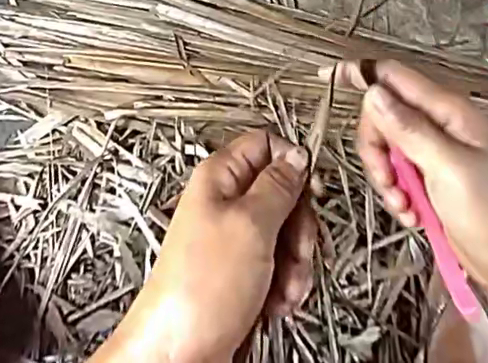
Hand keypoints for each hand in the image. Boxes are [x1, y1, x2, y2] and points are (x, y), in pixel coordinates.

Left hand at [94, 130, 315, 362]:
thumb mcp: (250, 225)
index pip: (266, 145)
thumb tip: (297, 155)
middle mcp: (226, 204)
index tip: (309, 189)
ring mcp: (234, 240)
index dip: (293, 163)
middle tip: (295, 246)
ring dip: (295, 262)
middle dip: (299, 225)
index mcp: (220, 176)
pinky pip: (278, 266)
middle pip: (282, 192)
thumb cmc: (197, 290)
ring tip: (284, 284)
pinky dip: (285, 285)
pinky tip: (277, 302)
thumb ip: (279, 186)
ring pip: (285, 232)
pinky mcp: (241, 274)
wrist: (178, 358)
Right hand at [346, 60, 487, 300]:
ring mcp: (434, 150)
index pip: (393, 76)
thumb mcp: (448, 169)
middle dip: (375, 147)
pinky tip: (412, 214)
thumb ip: (409, 129)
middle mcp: (438, 123)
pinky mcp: (431, 176)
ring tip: (403, 205)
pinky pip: (396, 172)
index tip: (326, 76)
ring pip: (386, 145)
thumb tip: (372, 91)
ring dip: (385, 176)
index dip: (360, 74)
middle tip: (387, 180)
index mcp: (447, 110)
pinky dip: (396, 192)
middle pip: (383, 113)